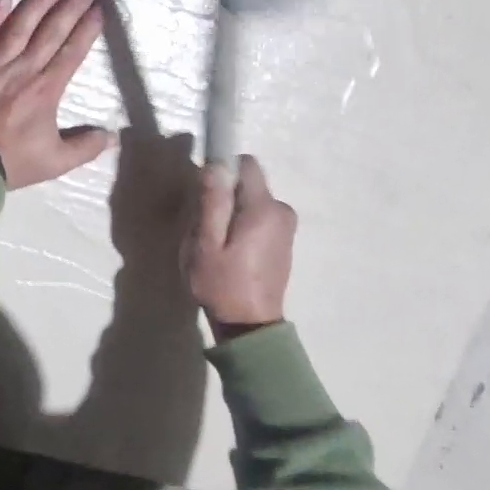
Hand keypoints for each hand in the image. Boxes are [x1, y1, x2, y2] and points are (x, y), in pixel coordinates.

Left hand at [0, 0, 111, 189]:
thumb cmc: (8, 163)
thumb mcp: (54, 162)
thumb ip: (84, 147)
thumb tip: (112, 135)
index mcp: (45, 91)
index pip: (71, 52)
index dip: (86, 29)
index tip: (98, 9)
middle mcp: (22, 70)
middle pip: (50, 32)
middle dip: (70, 7)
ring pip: (18, 27)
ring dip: (36, 4)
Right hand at [183, 155, 295, 337]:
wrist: (249, 325)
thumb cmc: (222, 283)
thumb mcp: (206, 242)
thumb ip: (212, 202)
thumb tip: (216, 165)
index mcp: (264, 208)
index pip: (247, 164)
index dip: (222, 170)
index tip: (204, 192)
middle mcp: (282, 211)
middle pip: (247, 184)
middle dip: (223, 196)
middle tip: (203, 227)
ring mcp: (286, 227)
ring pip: (250, 201)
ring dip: (230, 213)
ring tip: (214, 243)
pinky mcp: (283, 240)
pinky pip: (257, 217)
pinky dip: (241, 225)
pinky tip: (229, 251)